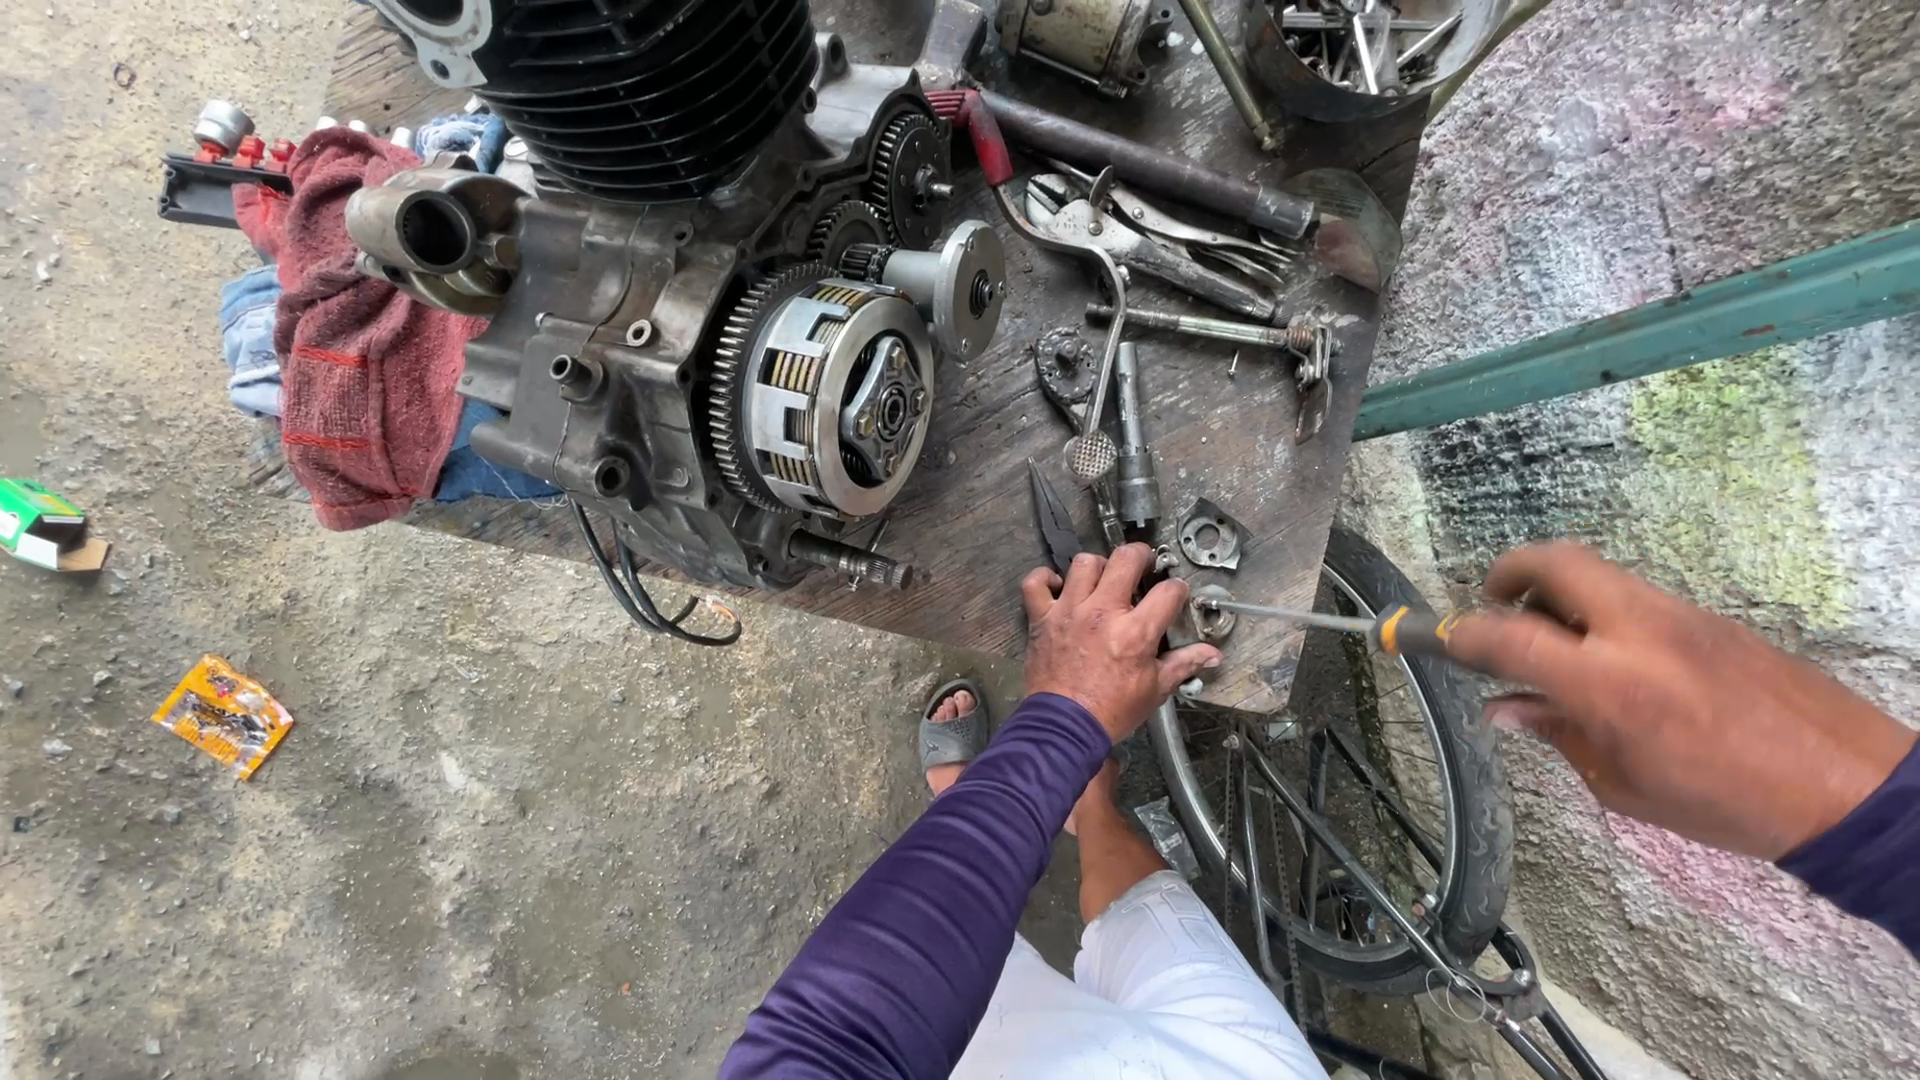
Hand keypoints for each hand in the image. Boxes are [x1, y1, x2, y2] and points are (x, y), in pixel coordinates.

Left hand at [1022, 544, 1221, 742]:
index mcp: (1135, 632)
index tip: (1174, 594)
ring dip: (1097, 566)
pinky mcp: (1042, 618)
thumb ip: (1183, 664)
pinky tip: (1059, 586)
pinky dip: (1045, 578)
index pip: (1167, 592)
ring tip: (1103, 578)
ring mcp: (1069, 611)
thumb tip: (1212, 655)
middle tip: (1143, 564)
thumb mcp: (1155, 690)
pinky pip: (1036, 582)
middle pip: (1126, 559)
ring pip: (1084, 563)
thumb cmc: (1111, 711)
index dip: (1176, 589)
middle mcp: (1102, 613)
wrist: (1064, 727)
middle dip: (1141, 555)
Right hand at [1445, 543, 1916, 860]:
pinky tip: (1612, 657)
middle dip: (1510, 570)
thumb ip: (1557, 733)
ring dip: (1558, 592)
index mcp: (1609, 684)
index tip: (1444, 640)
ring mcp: (1681, 617)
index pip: (1508, 636)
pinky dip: (1603, 612)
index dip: (1462, 634)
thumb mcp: (1622, 784)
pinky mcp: (1712, 619)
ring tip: (1554, 636)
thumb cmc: (1727, 802)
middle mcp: (1639, 633)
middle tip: (1495, 597)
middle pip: (1557, 562)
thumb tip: (1505, 708)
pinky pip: (1636, 598)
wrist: (1860, 791)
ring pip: (1598, 574)